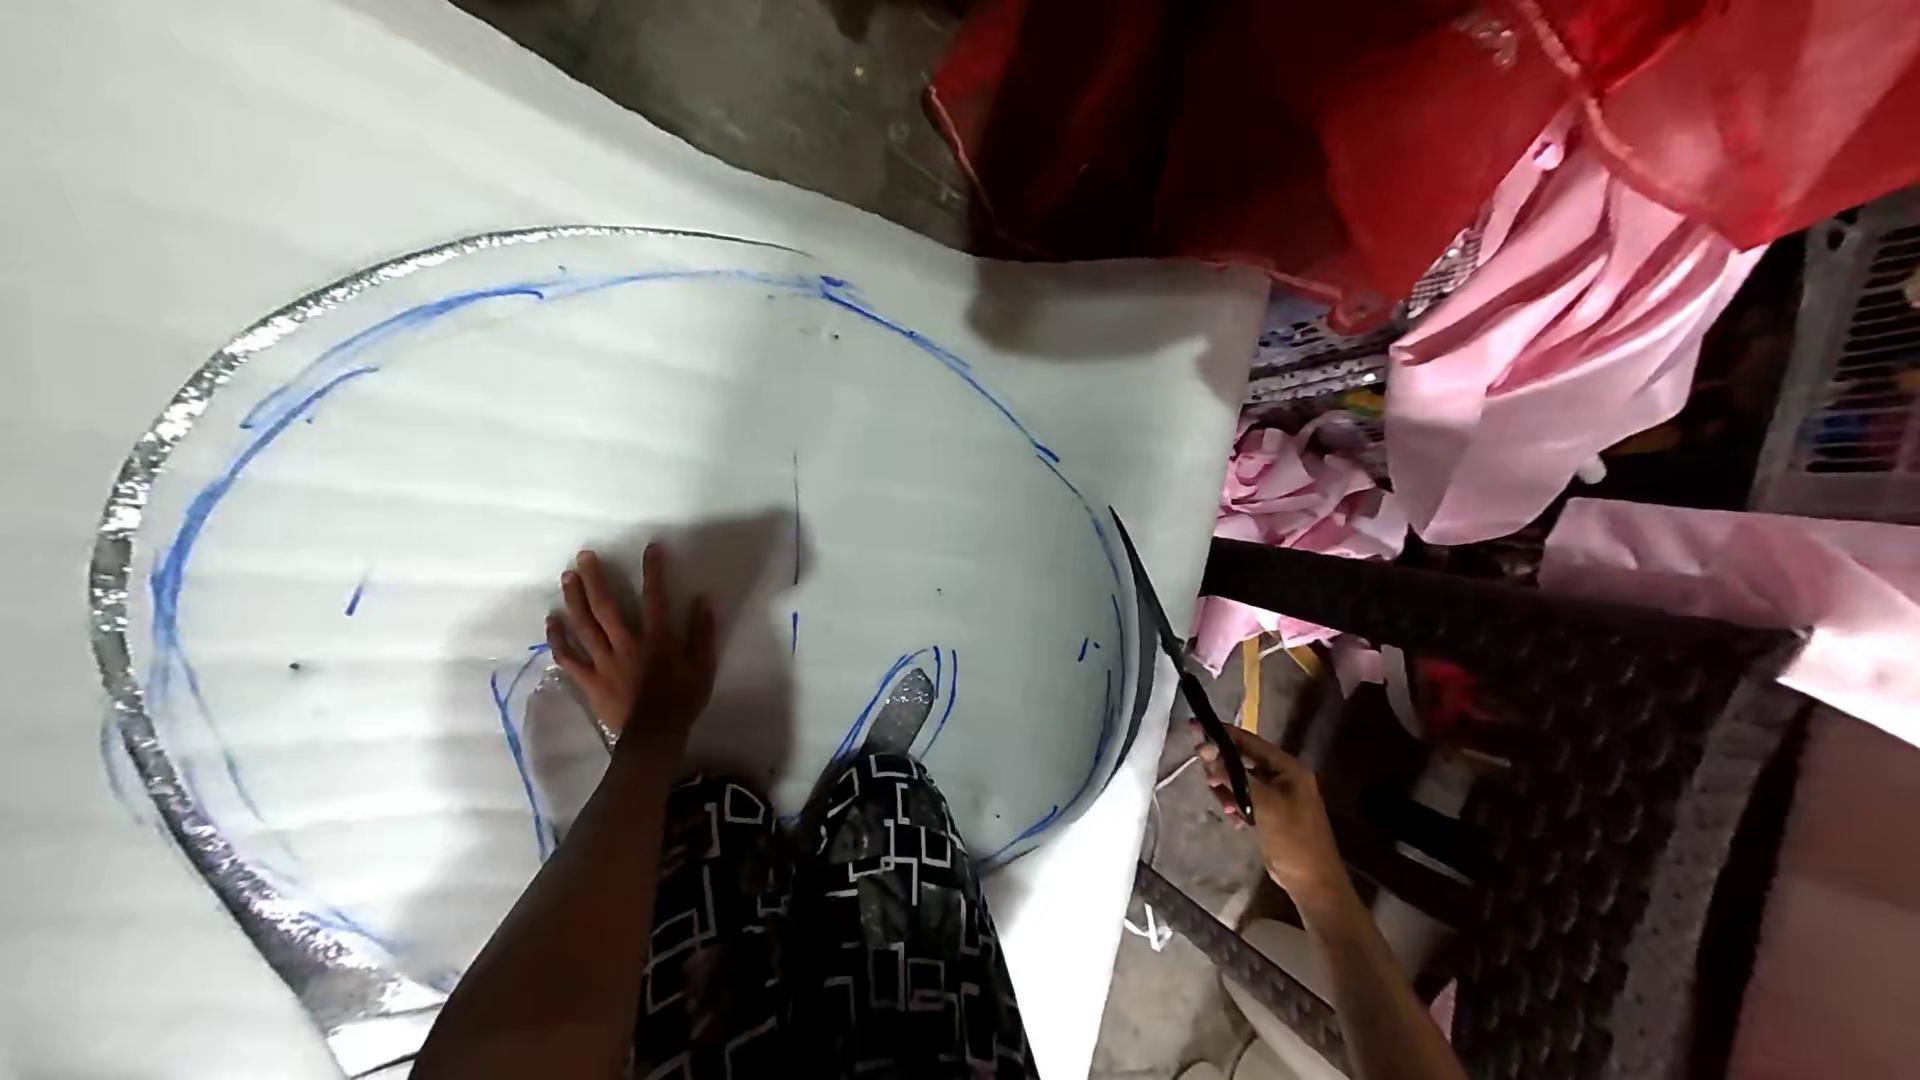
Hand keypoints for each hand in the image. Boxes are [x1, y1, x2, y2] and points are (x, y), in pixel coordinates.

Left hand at [547, 545, 717, 752]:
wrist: (654, 736)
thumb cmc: (682, 700)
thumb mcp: (704, 666)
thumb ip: (702, 633)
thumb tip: (702, 601)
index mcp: (657, 640)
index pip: (655, 598)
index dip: (653, 571)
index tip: (650, 548)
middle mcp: (626, 644)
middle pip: (605, 606)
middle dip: (595, 578)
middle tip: (584, 556)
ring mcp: (602, 662)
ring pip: (583, 625)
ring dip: (574, 599)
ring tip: (568, 577)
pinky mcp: (588, 679)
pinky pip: (568, 656)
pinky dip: (557, 638)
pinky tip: (551, 621)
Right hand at [1195, 722, 1352, 910]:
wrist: (1312, 883)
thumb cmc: (1292, 839)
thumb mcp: (1262, 803)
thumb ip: (1233, 774)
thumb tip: (1205, 749)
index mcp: (1288, 767)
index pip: (1248, 740)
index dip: (1221, 733)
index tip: (1194, 727)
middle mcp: (1282, 775)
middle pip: (1241, 758)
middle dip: (1222, 766)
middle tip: (1208, 779)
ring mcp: (1275, 792)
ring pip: (1238, 777)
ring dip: (1226, 788)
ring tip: (1224, 806)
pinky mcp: (1268, 809)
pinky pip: (1242, 795)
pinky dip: (1233, 802)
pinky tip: (1233, 818)